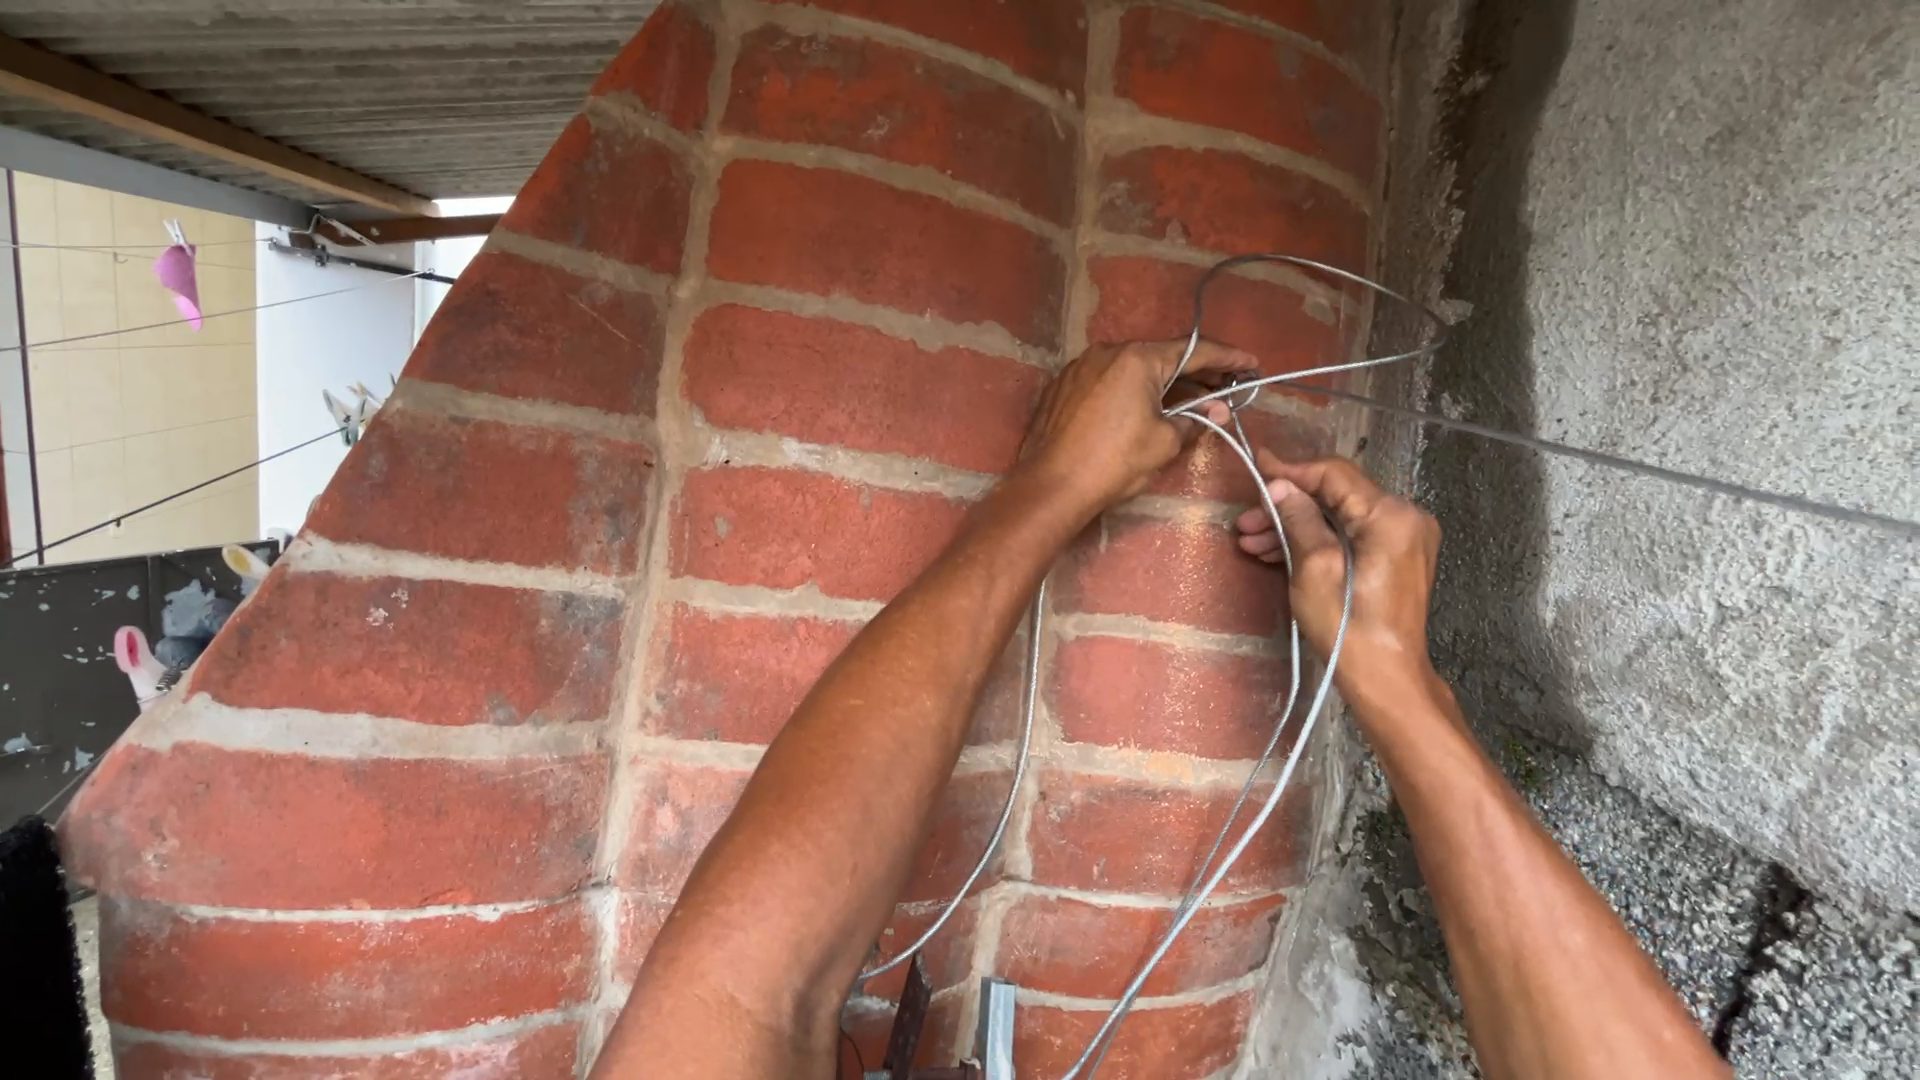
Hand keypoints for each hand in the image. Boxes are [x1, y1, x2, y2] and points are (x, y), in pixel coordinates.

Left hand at [1020, 339, 1255, 514]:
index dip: (1228, 357)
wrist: (1050, 486)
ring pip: (1132, 370)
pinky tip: (1145, 407)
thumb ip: (1194, 420)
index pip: (1194, 351)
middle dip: (1196, 372)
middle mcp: (1107, 352)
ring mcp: (1080, 368)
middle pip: (1161, 357)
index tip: (1251, 364)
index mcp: (1137, 359)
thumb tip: (1216, 411)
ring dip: (1162, 383)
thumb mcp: (1164, 443)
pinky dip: (1131, 391)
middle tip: (1226, 384)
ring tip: (1191, 399)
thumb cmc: (1113, 463)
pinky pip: (1107, 382)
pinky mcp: (1062, 388)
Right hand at [1235, 451, 1440, 699]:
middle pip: (1336, 495)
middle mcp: (1405, 518)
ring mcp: (1403, 539)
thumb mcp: (1314, 567)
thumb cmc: (1346, 625)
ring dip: (1295, 524)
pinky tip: (1277, 552)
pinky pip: (1349, 535)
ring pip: (1339, 517)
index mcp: (1390, 515)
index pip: (1334, 475)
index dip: (1291, 470)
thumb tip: (1279, 486)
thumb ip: (1300, 519)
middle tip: (1245, 520)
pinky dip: (1315, 540)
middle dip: (1287, 504)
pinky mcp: (1395, 557)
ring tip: (1251, 541)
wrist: (1385, 676)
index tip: (1256, 463)